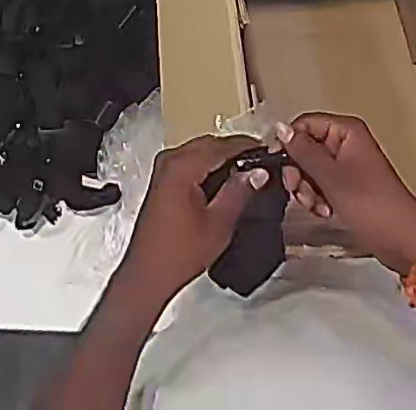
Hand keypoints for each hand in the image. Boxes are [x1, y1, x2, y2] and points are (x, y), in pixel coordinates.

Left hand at [113, 135, 267, 302]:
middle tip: (260, 161)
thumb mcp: (219, 224)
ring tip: (247, 170)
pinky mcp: (162, 177)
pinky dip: (207, 163)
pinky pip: (189, 159)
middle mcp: (169, 160)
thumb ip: (238, 192)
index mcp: (181, 166)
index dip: (245, 146)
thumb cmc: (180, 252)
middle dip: (234, 149)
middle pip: (207, 143)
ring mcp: (163, 167)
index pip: (219, 146)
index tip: (266, 150)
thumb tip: (257, 172)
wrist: (150, 271)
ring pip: (198, 150)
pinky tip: (224, 179)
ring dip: (221, 156)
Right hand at [279, 113, 415, 273]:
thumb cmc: (373, 207)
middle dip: (299, 172)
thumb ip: (302, 151)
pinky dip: (317, 197)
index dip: (289, 144)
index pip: (303, 125)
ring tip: (317, 206)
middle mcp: (346, 142)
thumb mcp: (331, 177)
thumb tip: (280, 128)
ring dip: (307, 188)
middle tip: (300, 191)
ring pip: (310, 168)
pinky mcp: (348, 185)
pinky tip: (324, 210)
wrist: (407, 245)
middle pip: (305, 147)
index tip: (282, 166)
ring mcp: (348, 165)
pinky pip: (321, 183)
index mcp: (346, 131)